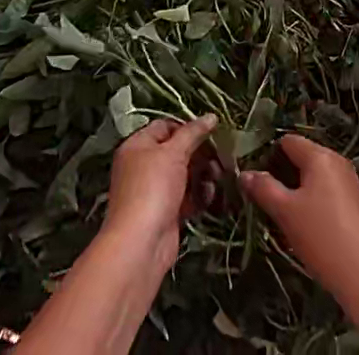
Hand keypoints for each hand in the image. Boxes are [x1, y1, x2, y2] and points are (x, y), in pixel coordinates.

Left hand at [105, 115, 219, 255]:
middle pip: (176, 151)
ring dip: (203, 174)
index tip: (212, 131)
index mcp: (137, 145)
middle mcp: (143, 165)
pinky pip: (186, 197)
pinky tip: (211, 194)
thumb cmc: (153, 187)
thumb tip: (211, 116)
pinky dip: (199, 194)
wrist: (141, 241)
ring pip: (183, 175)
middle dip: (200, 153)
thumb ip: (192, 133)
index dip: (187, 127)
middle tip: (221, 156)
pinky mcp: (166, 212)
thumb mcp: (173, 153)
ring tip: (219, 175)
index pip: (164, 126)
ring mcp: (154, 190)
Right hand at [242, 137, 358, 354]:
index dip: (267, 154)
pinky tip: (300, 223)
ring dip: (293, 189)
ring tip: (277, 210)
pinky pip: (324, 191)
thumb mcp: (284, 210)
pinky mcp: (354, 205)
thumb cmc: (321, 236)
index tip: (253, 175)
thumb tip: (243, 173)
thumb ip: (262, 187)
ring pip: (312, 176)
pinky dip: (309, 200)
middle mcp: (337, 162)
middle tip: (261, 193)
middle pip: (300, 157)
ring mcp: (348, 184)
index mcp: (320, 156)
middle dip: (280, 172)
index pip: (287, 141)